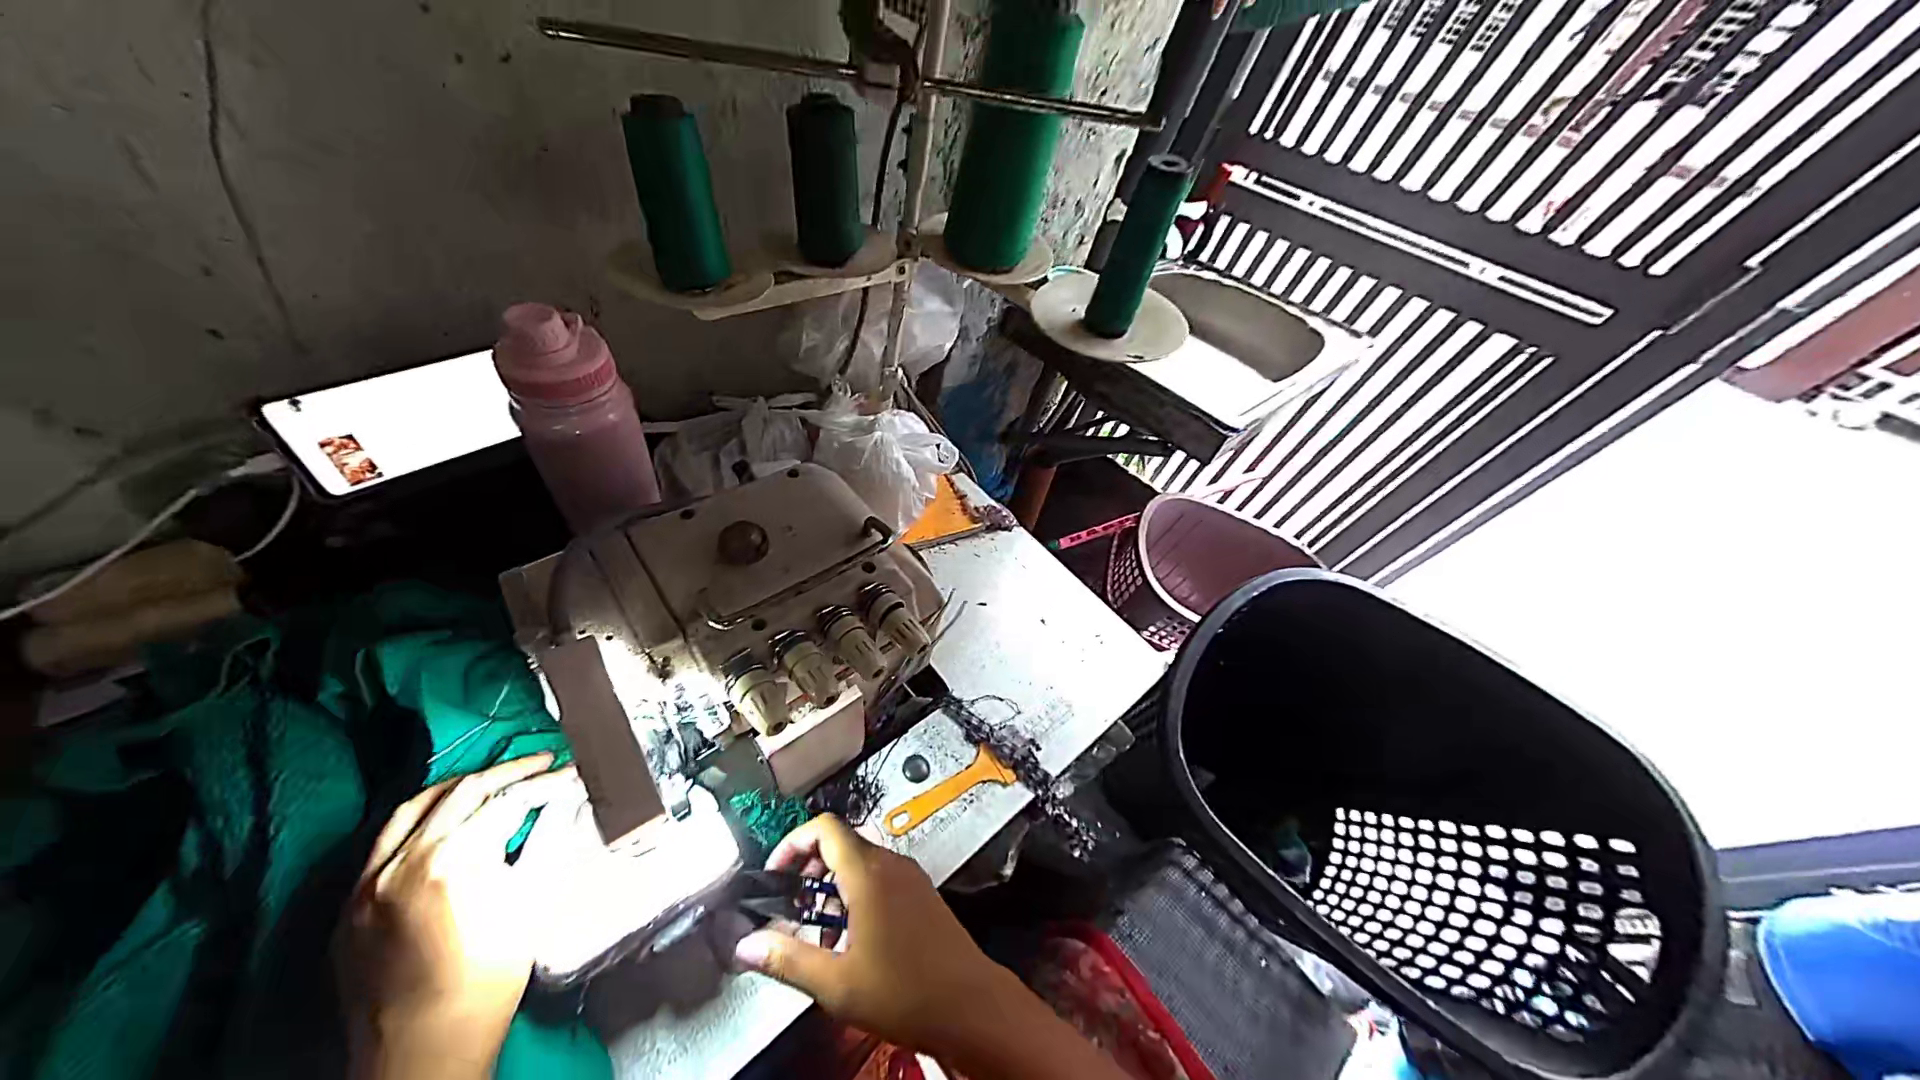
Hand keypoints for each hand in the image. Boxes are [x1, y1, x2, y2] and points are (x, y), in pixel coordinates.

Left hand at [335, 754, 573, 1079]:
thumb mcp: (532, 901)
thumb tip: (563, 803)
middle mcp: (402, 861)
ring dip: (461, 786)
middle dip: (509, 772)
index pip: (508, 800)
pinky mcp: (351, 903)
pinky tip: (446, 820)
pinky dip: (423, 817)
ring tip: (494, 779)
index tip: (571, 774)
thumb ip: (547, 841)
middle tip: (543, 763)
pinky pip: (386, 840)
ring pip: (415, 806)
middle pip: (463, 791)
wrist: (422, 1048)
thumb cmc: (489, 977)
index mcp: (452, 860)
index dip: (546, 783)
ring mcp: (367, 882)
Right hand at [730, 814, 1015, 1053]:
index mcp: (868, 873)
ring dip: (831, 886)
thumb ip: (787, 959)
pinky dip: (856, 894)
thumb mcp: (836, 983)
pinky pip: (880, 877)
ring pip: (859, 862)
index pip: (824, 828)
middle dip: (808, 870)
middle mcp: (891, 864)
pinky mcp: (920, 893)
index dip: (792, 844)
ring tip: (818, 932)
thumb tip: (748, 946)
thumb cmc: (907, 992)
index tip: (776, 875)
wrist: (969, 1005)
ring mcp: (909, 877)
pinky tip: (850, 939)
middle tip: (791, 907)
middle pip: (840, 843)